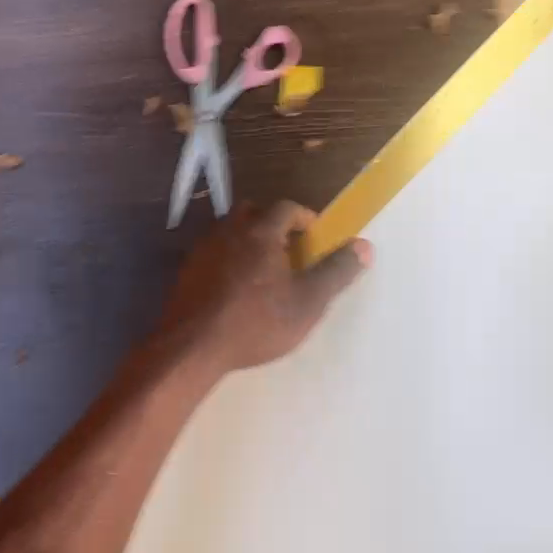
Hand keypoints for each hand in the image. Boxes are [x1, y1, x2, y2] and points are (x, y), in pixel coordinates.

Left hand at [160, 201, 371, 373]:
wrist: (194, 345)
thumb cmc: (257, 321)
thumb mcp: (308, 302)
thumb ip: (337, 272)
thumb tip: (365, 246)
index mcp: (260, 231)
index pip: (286, 208)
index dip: (304, 217)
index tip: (316, 233)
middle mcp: (228, 231)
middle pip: (253, 213)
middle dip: (273, 224)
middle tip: (289, 248)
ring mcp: (203, 250)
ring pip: (229, 232)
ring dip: (248, 241)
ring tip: (263, 268)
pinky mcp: (187, 271)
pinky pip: (213, 253)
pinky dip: (228, 259)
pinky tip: (234, 286)